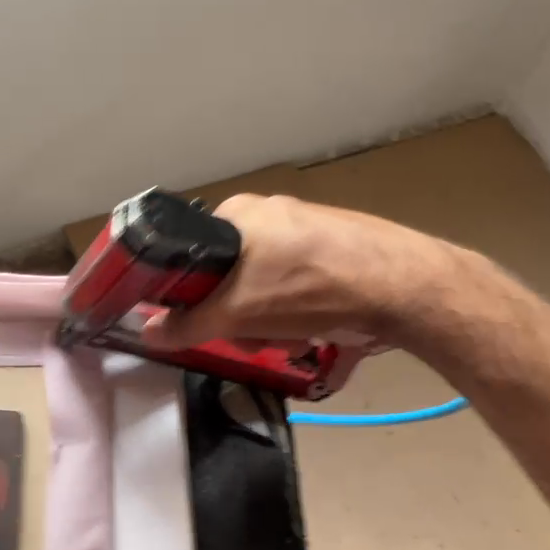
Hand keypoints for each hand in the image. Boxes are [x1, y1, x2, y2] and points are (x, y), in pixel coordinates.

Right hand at [140, 193, 465, 350]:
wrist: (404, 288)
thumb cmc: (307, 289)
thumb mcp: (234, 315)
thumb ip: (185, 325)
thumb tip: (145, 332)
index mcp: (237, 212)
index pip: (189, 254)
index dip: (188, 293)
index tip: (199, 321)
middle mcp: (270, 210)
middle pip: (227, 274)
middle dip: (234, 314)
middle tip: (250, 338)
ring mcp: (308, 225)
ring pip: (263, 282)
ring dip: (266, 318)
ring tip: (289, 338)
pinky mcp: (339, 243)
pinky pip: (297, 280)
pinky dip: (297, 308)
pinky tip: (315, 326)